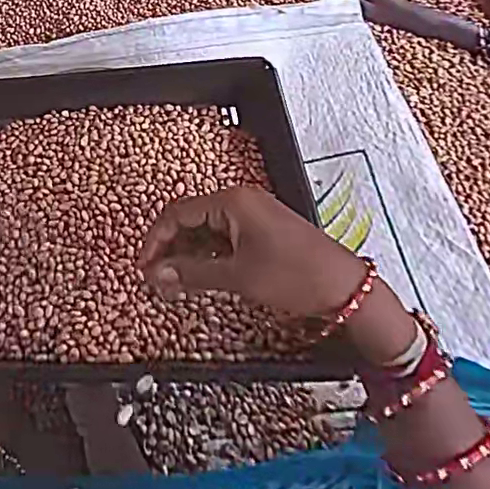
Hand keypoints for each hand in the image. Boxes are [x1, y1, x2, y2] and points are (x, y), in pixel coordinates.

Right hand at [138, 185, 365, 317]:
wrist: (345, 287)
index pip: (177, 213)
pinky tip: (199, 276)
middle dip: (170, 249)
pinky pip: (222, 237)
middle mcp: (240, 201)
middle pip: (189, 219)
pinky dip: (207, 256)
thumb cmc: (297, 275)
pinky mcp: (260, 230)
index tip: (145, 265)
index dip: (156, 240)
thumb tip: (159, 273)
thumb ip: (193, 273)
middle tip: (157, 279)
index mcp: (232, 201)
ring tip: (175, 283)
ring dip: (187, 255)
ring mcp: (251, 215)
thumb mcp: (238, 276)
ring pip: (205, 230)